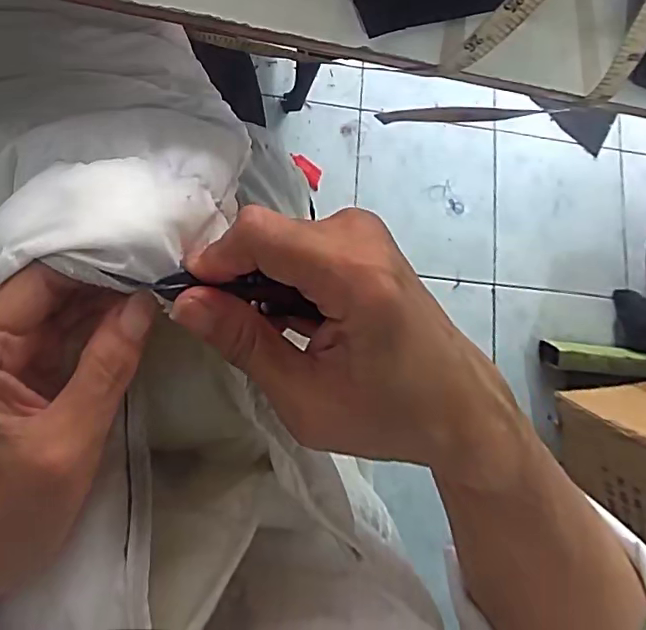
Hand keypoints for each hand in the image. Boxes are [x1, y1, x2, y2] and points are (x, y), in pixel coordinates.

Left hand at [0, 265, 155, 629]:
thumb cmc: (11, 509)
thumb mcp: (67, 442)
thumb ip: (106, 367)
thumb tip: (144, 301)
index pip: (40, 280)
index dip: (91, 261)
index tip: (141, 248)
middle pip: (52, 284)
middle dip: (103, 271)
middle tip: (156, 257)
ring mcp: (9, 349)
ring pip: (64, 302)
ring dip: (108, 291)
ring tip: (154, 271)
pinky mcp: (29, 364)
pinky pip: (69, 326)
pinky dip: (102, 316)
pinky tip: (136, 303)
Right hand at [173, 206, 523, 482]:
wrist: (461, 407)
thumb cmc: (389, 414)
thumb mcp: (304, 397)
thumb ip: (242, 342)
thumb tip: (184, 301)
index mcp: (354, 275)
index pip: (260, 233)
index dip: (216, 258)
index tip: (191, 297)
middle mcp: (359, 235)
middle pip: (266, 231)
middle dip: (234, 272)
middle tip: (228, 324)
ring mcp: (363, 229)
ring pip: (278, 234)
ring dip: (258, 275)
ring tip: (269, 327)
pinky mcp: (361, 235)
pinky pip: (298, 240)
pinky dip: (281, 272)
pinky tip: (294, 314)